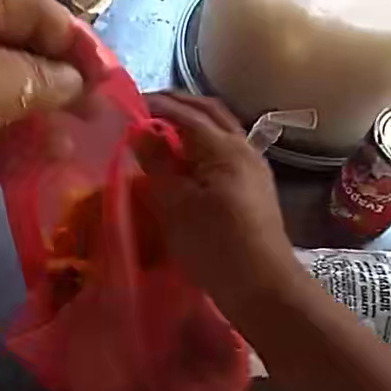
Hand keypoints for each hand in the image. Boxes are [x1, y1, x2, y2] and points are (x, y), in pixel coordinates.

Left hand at [0, 0, 83, 221]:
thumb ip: (41, 77)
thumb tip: (79, 81)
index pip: (25, 0)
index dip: (74, 39)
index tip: (110, 79)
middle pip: (7, 35)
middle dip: (52, 77)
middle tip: (91, 115)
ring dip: (27, 106)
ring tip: (63, 142)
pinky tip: (22, 147)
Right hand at [134, 92, 304, 313]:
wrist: (263, 286)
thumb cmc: (215, 246)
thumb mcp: (177, 206)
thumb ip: (158, 164)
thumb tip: (139, 130)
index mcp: (225, 147)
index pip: (185, 113)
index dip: (155, 106)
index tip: (127, 104)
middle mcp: (244, 149)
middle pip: (209, 113)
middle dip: (178, 106)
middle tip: (146, 109)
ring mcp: (254, 169)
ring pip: (221, 132)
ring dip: (193, 125)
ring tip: (163, 133)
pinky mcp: (255, 190)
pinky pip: (225, 154)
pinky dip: (203, 147)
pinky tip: (188, 163)